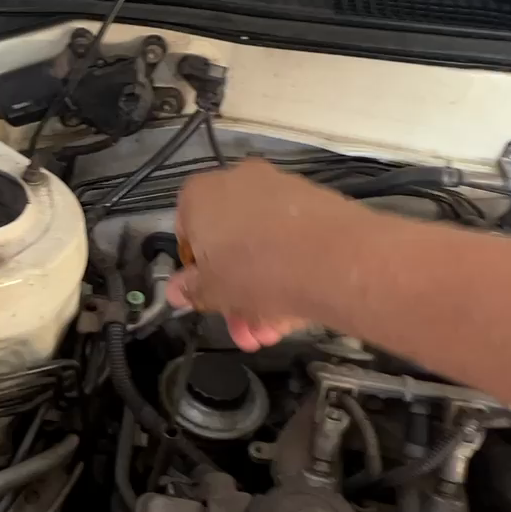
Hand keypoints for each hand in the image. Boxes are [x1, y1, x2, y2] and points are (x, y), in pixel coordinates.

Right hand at [167, 159, 358, 350]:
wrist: (334, 259)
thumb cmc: (255, 270)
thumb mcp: (210, 291)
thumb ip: (189, 289)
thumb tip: (177, 290)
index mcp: (201, 193)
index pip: (185, 229)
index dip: (195, 268)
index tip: (205, 293)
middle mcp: (238, 180)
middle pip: (228, 242)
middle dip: (233, 292)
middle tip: (241, 326)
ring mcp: (280, 190)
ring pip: (261, 245)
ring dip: (261, 292)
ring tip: (270, 331)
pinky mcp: (315, 204)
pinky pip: (291, 240)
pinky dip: (288, 271)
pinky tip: (293, 310)